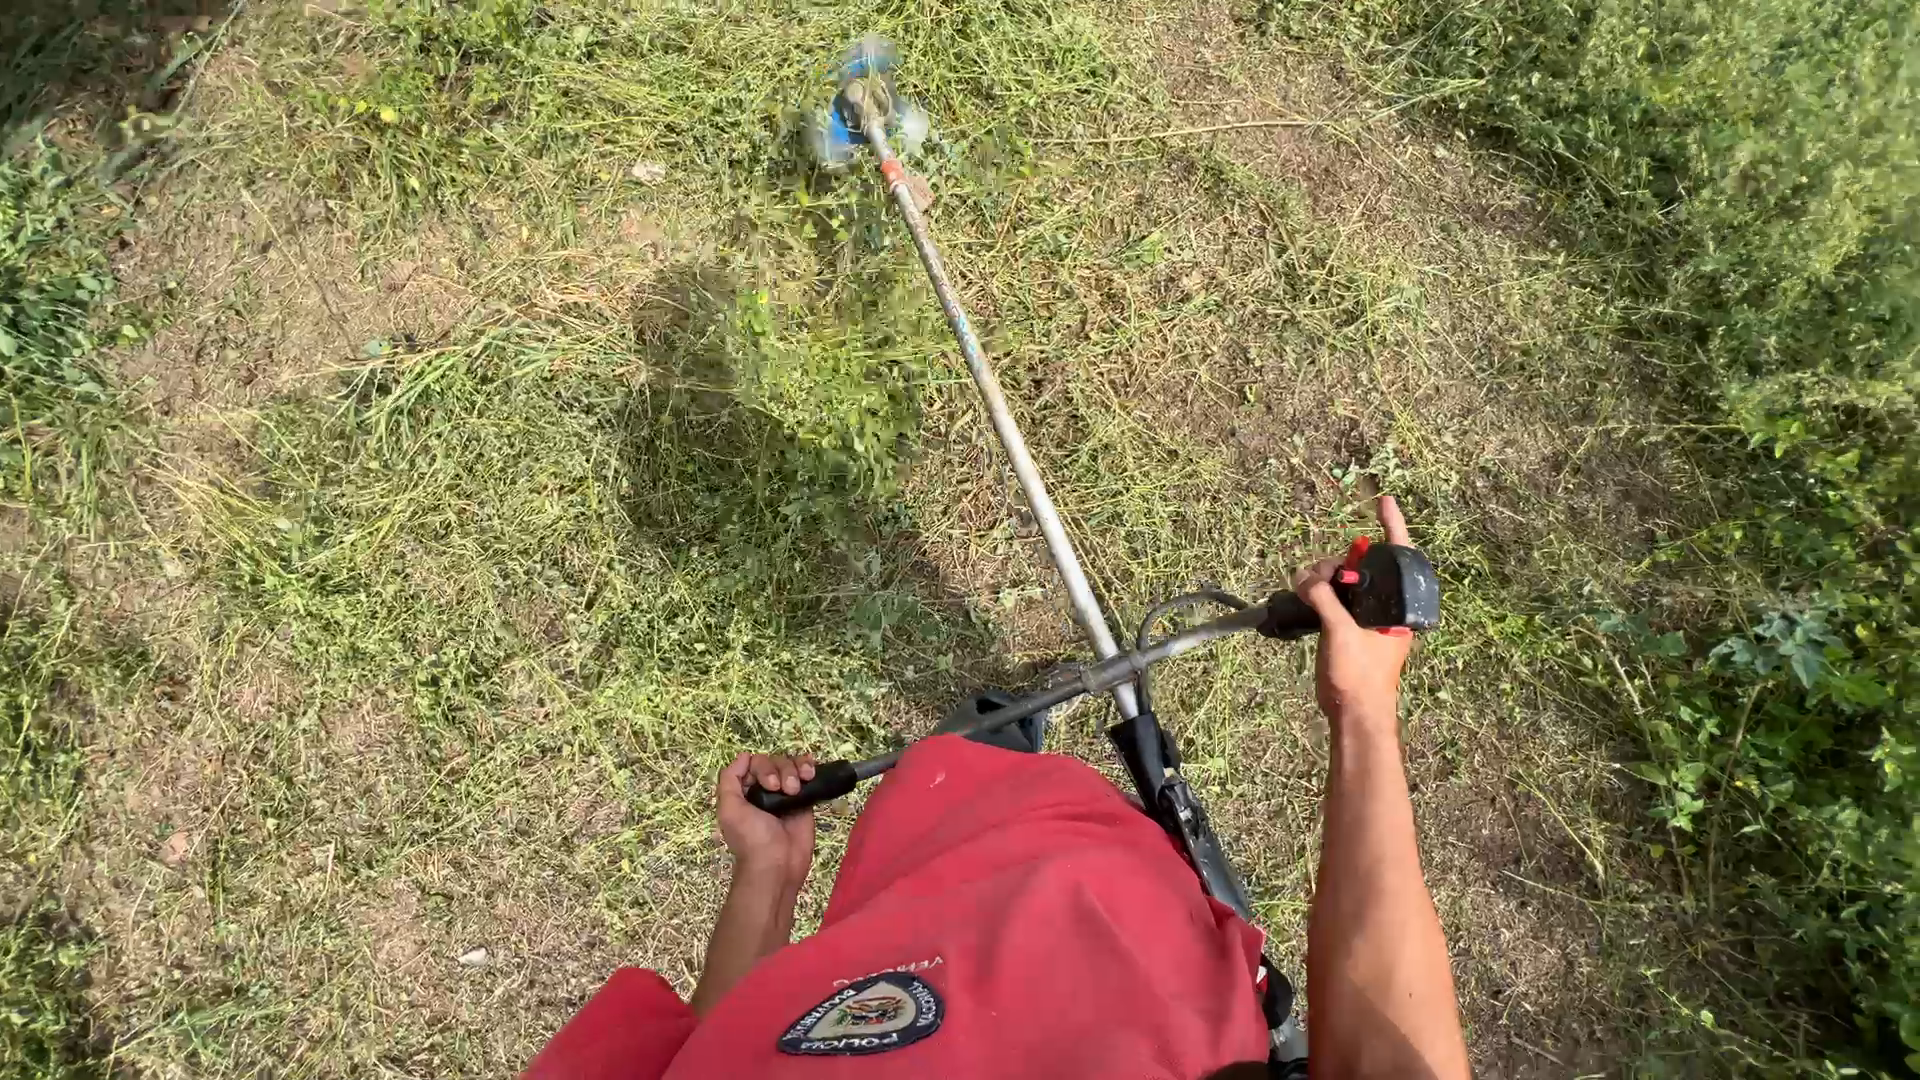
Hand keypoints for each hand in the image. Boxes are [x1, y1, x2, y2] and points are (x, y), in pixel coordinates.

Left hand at [716, 752, 816, 884]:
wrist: (778, 865)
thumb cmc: (751, 839)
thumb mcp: (729, 810)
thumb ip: (729, 780)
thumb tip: (744, 756)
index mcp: (745, 791)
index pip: (755, 763)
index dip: (763, 768)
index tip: (770, 785)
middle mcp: (765, 790)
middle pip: (775, 761)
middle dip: (781, 771)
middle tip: (784, 790)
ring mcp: (786, 794)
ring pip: (791, 764)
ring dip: (795, 770)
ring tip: (797, 790)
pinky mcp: (804, 800)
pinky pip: (807, 774)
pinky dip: (809, 768)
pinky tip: (811, 774)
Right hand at [1295, 496, 1415, 728]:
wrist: (1353, 713)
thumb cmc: (1360, 676)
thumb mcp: (1342, 634)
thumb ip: (1325, 601)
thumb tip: (1305, 578)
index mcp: (1397, 606)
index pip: (1399, 557)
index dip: (1391, 526)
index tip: (1382, 500)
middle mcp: (1383, 607)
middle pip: (1360, 566)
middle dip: (1336, 564)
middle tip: (1316, 579)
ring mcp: (1364, 617)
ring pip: (1341, 582)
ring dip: (1321, 580)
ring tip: (1305, 591)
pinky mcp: (1345, 628)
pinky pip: (1330, 599)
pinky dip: (1316, 594)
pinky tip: (1303, 595)